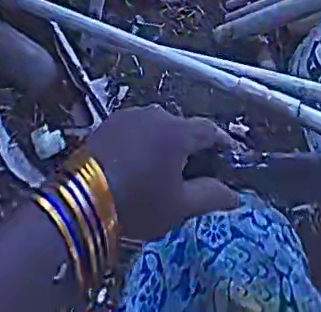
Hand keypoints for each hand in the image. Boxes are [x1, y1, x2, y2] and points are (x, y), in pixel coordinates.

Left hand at [81, 106, 239, 241]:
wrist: (85, 195)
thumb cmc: (139, 201)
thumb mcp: (180, 206)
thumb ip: (212, 196)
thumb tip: (235, 195)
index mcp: (177, 131)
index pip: (209, 130)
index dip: (223, 143)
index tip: (231, 158)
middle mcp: (154, 114)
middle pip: (182, 127)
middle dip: (193, 147)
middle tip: (198, 173)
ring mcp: (129, 114)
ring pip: (158, 127)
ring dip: (166, 144)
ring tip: (167, 171)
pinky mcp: (110, 121)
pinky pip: (137, 129)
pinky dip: (145, 143)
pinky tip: (141, 164)